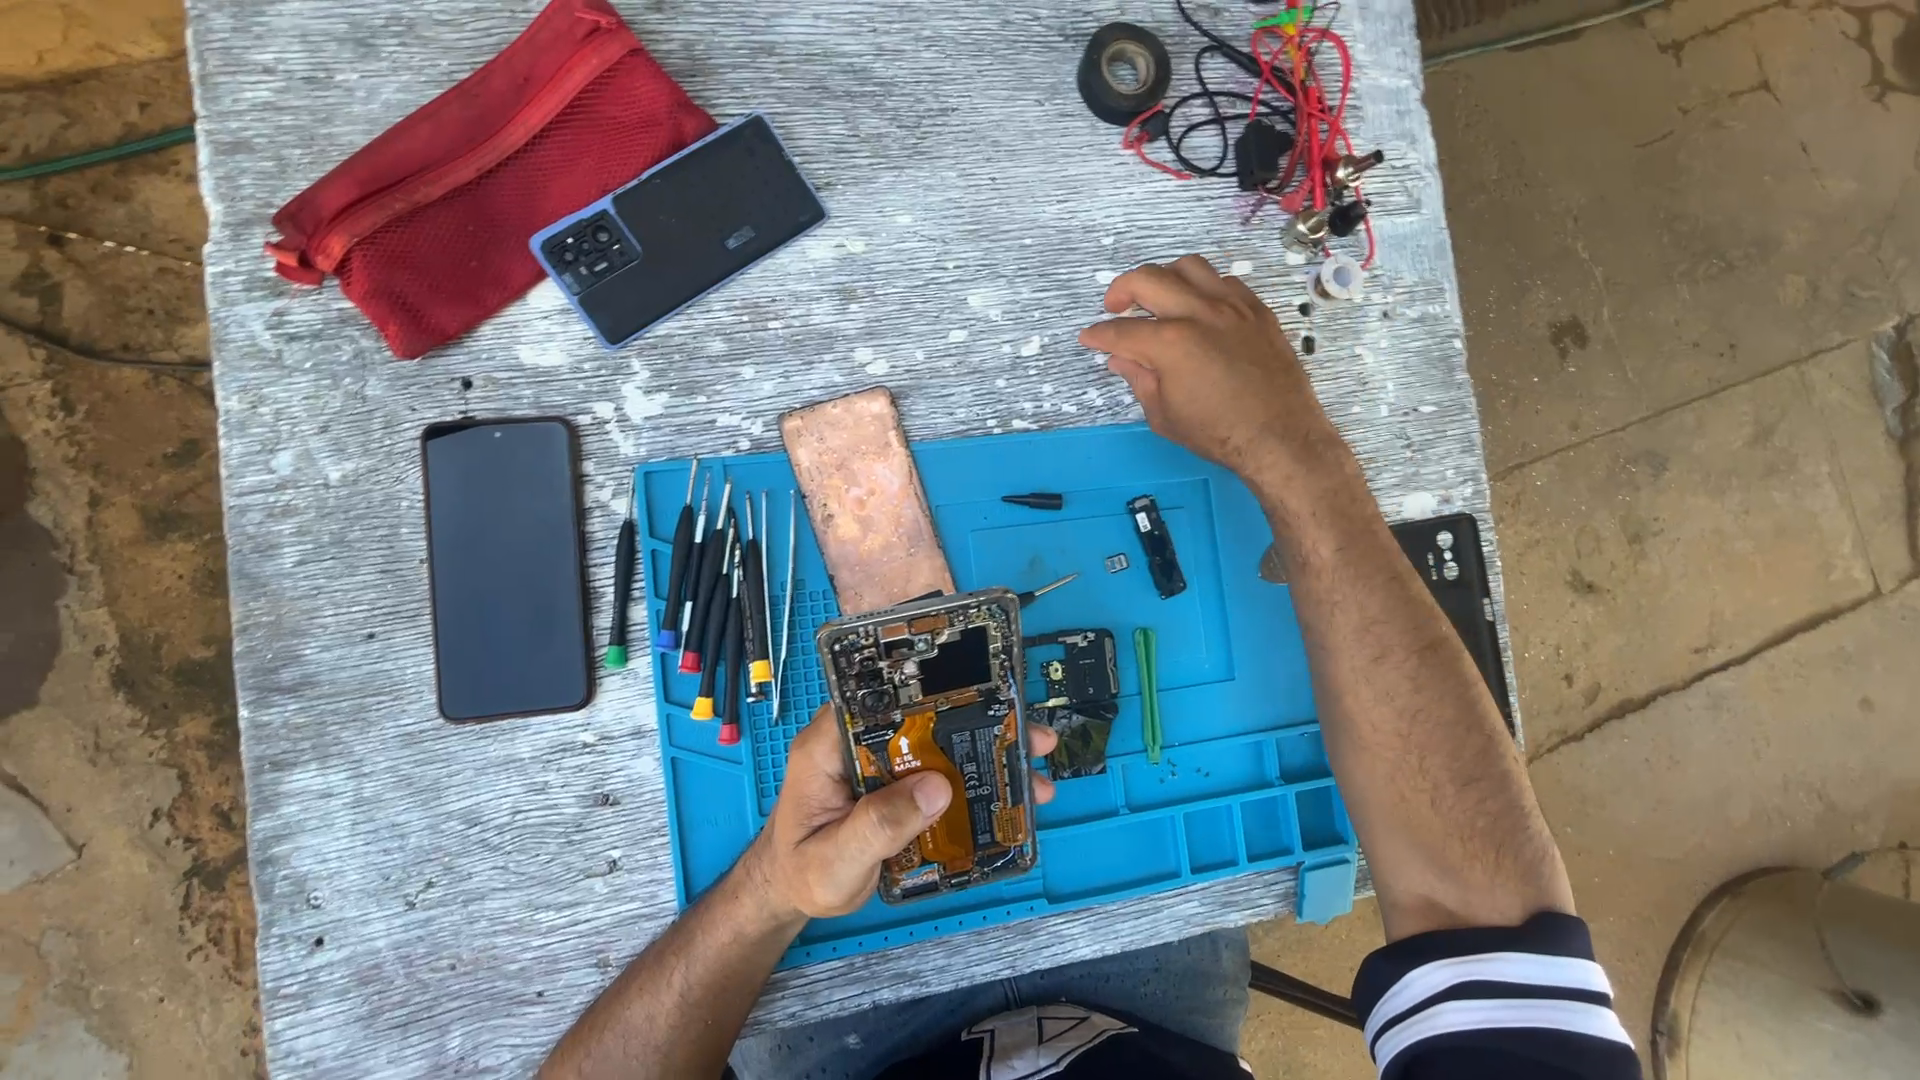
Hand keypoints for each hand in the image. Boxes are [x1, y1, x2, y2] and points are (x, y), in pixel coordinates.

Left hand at [747, 706, 1057, 919]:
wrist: (791, 893)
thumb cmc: (800, 875)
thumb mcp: (834, 861)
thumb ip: (878, 826)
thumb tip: (937, 786)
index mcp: (829, 744)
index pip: (878, 699)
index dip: (928, 691)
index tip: (980, 693)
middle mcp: (856, 740)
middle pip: (921, 716)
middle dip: (979, 720)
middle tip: (1031, 735)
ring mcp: (879, 758)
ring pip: (938, 740)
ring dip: (987, 749)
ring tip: (1036, 764)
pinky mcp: (896, 779)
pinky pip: (940, 768)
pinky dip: (975, 777)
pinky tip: (1010, 793)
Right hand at [1079, 255, 1337, 482]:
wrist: (1279, 436)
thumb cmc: (1217, 433)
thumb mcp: (1163, 415)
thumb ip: (1139, 379)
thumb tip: (1121, 360)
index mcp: (1170, 343)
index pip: (1121, 331)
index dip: (1098, 335)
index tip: (1088, 339)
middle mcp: (1199, 313)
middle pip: (1148, 279)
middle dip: (1121, 290)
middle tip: (1115, 307)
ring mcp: (1232, 307)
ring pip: (1188, 267)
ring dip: (1164, 277)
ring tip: (1157, 297)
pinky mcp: (1256, 311)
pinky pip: (1224, 281)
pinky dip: (1202, 288)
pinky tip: (1198, 308)